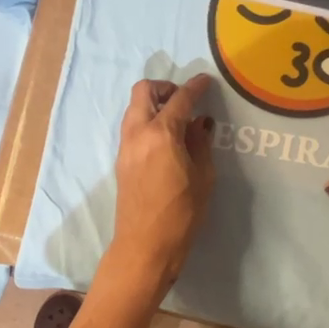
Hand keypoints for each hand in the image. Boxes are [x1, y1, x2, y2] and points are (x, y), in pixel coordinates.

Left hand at [107, 74, 216, 295]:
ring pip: (134, 108)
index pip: (180, 99)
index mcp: (161, 134)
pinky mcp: (121, 160)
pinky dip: (148, 120)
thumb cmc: (182, 215)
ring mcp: (125, 147)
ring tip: (178, 119)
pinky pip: (132, 126)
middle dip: (166, 88)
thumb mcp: (203, 177)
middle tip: (186, 100)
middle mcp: (138, 133)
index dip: (195, 87)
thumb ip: (200, 143)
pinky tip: (167, 138)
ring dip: (154, 104)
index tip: (207, 82)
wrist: (145, 245)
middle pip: (144, 91)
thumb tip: (199, 122)